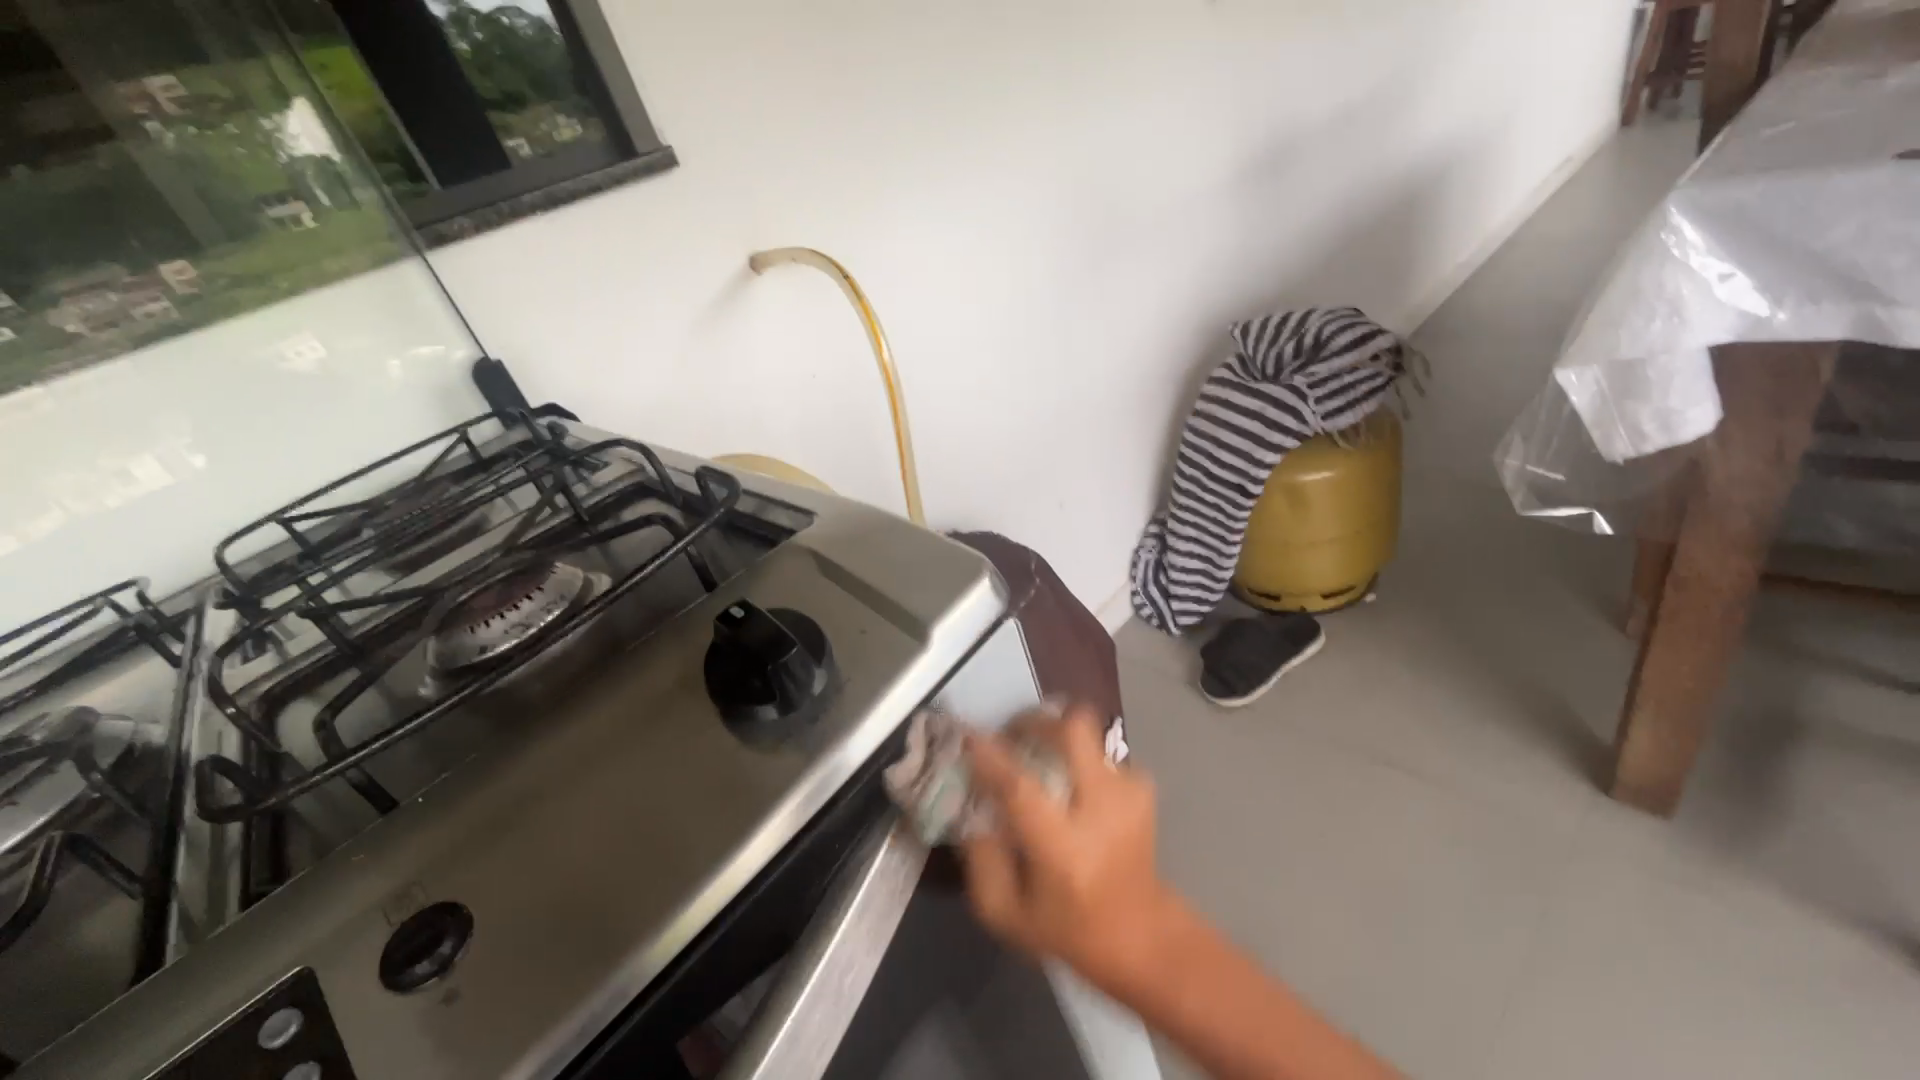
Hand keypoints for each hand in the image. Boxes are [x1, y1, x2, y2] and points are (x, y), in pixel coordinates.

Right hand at [959, 703, 1173, 993]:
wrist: (1143, 935)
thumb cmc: (1068, 929)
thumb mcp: (1006, 913)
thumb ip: (981, 860)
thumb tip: (972, 807)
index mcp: (1063, 849)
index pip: (1022, 788)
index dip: (991, 757)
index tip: (967, 734)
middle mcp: (1101, 811)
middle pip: (1074, 732)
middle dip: (1036, 720)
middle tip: (1011, 733)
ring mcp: (1129, 796)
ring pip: (1092, 734)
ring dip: (1060, 737)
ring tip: (1042, 756)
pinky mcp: (1144, 790)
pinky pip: (1106, 753)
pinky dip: (1085, 758)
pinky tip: (1074, 782)